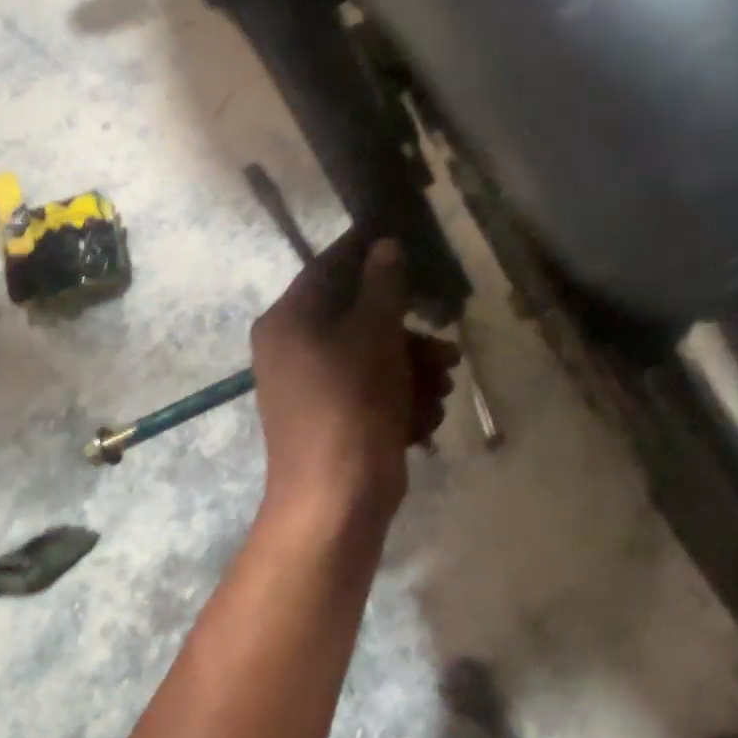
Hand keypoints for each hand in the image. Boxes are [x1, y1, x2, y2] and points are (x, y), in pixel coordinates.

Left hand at [250, 234, 459, 523]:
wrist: (337, 501)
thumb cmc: (353, 404)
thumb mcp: (375, 334)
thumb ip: (383, 285)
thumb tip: (384, 244)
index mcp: (290, 320)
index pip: (329, 266)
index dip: (368, 250)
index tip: (404, 236)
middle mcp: (295, 348)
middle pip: (361, 318)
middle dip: (411, 335)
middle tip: (447, 350)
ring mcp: (314, 387)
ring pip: (375, 358)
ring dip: (415, 371)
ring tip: (443, 389)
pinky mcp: (335, 419)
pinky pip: (373, 392)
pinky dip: (402, 400)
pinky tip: (425, 420)